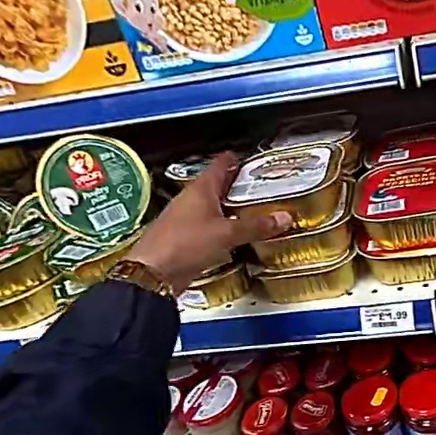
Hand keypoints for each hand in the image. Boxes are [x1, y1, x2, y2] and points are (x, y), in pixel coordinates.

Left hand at [127, 153, 289, 290]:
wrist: (151, 276)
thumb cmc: (184, 245)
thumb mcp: (228, 234)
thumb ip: (256, 226)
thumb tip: (284, 218)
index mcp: (200, 189)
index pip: (221, 164)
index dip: (237, 159)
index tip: (251, 158)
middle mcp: (190, 200)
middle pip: (217, 185)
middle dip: (238, 186)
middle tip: (260, 187)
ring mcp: (184, 219)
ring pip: (212, 206)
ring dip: (230, 208)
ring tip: (253, 211)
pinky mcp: (182, 238)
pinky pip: (207, 226)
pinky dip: (222, 227)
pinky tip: (234, 235)